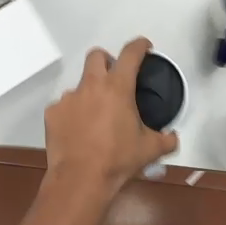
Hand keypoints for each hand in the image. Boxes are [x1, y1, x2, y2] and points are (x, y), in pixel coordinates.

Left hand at [43, 38, 178, 194]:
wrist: (80, 179)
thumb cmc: (118, 160)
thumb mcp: (150, 150)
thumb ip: (166, 139)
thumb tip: (173, 137)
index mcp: (117, 87)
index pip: (130, 54)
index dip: (139, 45)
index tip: (144, 47)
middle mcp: (91, 85)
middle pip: (97, 56)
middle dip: (107, 61)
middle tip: (115, 79)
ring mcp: (68, 98)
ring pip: (79, 84)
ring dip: (89, 93)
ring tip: (95, 115)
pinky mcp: (52, 113)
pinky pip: (64, 106)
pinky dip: (72, 113)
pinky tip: (78, 131)